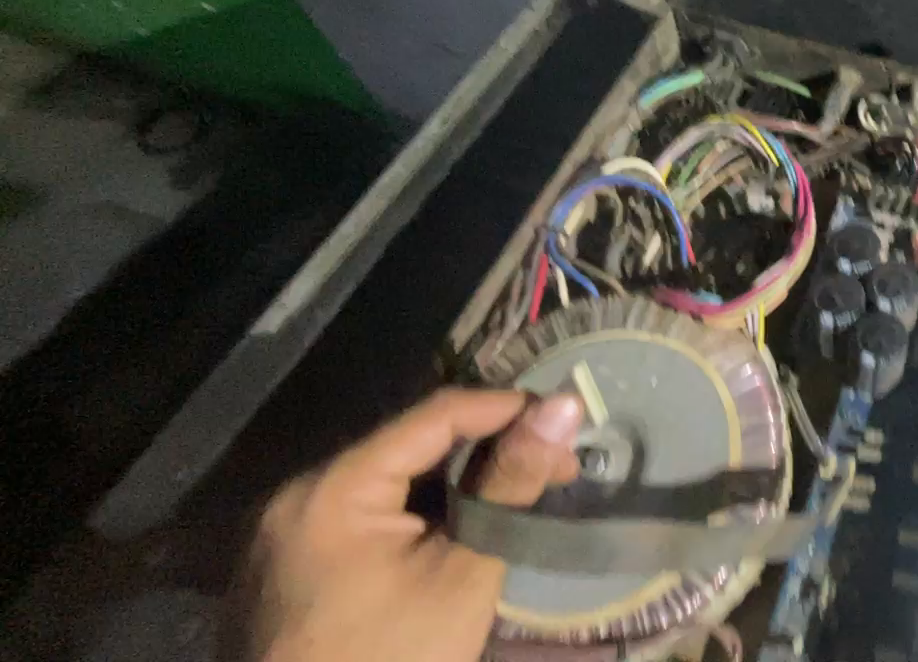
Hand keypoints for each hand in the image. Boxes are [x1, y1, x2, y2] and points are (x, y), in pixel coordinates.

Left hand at [233, 388, 584, 661]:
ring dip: (469, 473)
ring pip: (401, 473)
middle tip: (559, 462)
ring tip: (530, 485)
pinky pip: (379, 506)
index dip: (509, 407)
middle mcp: (299, 496)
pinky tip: (477, 515)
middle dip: (495, 443)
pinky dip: (433, 503)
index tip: (569, 420)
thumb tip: (565, 405)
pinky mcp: (297, 564)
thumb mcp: (466, 569)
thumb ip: (512, 479)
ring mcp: (291, 532)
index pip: (437, 415)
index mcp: (331, 489)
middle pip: (416, 441)